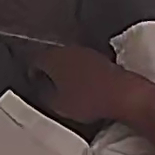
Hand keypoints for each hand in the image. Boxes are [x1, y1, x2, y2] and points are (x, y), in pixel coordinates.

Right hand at [32, 46, 154, 123]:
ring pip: (67, 57)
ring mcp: (85, 51)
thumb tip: (40, 88)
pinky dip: (79, 70)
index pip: (35, 60)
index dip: (32, 71)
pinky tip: (83, 83)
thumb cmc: (86, 100)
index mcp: (52, 57)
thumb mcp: (59, 105)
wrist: (122, 93)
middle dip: (48, 68)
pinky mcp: (100, 57)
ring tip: (66, 84)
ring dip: (65, 68)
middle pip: (51, 56)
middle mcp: (66, 49)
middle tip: (48, 83)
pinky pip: (82, 62)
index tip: (34, 81)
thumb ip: (45, 95)